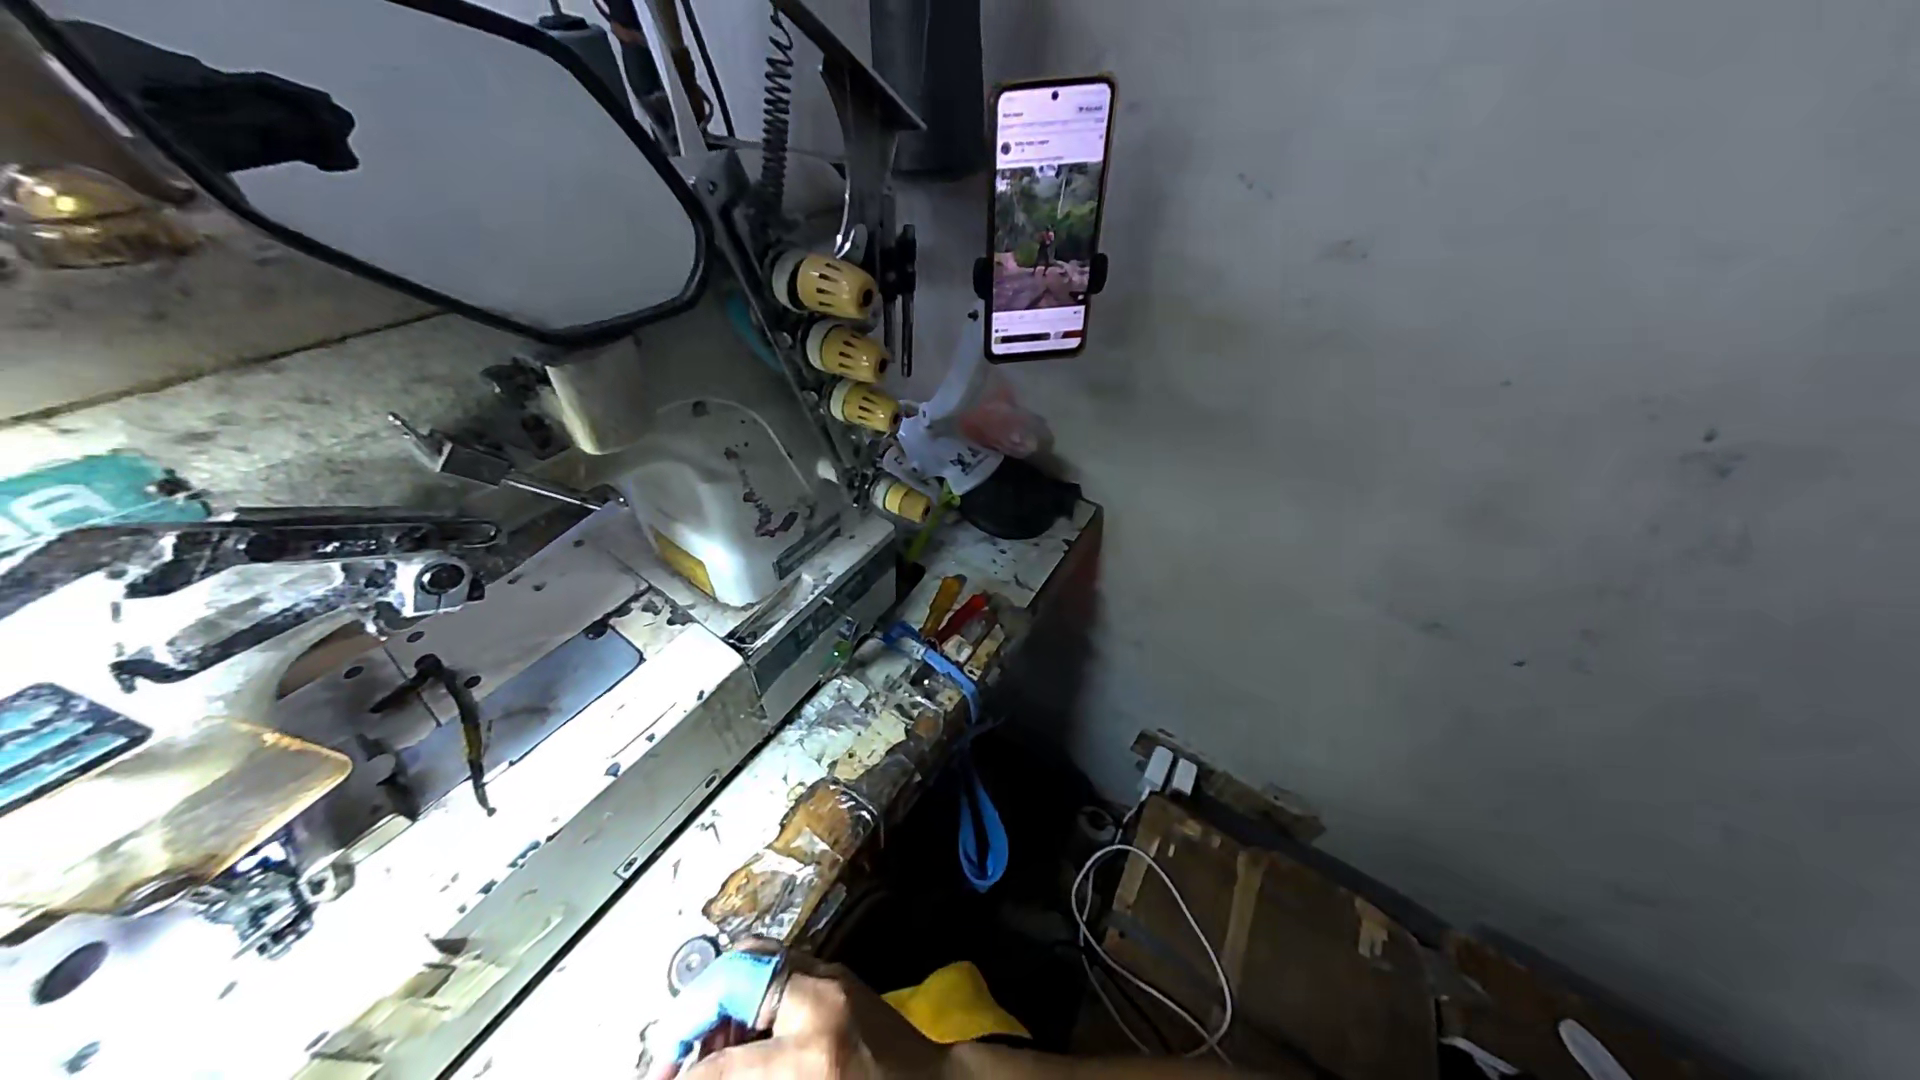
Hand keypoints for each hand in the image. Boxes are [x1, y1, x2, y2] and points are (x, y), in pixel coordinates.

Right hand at [664, 959, 948, 1079]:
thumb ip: (747, 1077)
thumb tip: (700, 1071)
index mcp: (811, 1056)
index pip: (725, 1061)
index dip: (685, 1072)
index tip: (665, 1078)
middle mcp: (820, 999)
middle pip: (739, 970)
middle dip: (696, 1006)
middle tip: (676, 1048)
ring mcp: (831, 976)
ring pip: (757, 954)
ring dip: (719, 992)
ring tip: (705, 1039)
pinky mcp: (836, 971)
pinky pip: (779, 961)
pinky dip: (748, 985)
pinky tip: (739, 1023)